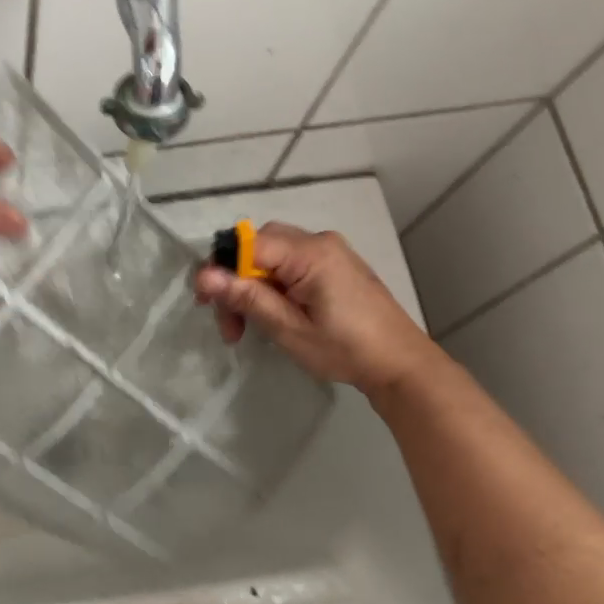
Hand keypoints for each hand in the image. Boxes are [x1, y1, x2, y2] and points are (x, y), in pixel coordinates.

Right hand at [194, 223, 441, 395]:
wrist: (398, 361)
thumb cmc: (344, 349)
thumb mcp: (288, 328)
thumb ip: (247, 298)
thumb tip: (205, 276)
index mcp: (311, 253)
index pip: (249, 243)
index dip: (221, 268)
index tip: (205, 303)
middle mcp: (320, 242)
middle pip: (258, 246)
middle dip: (234, 281)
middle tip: (229, 323)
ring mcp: (329, 252)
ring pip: (271, 256)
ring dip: (250, 287)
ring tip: (245, 328)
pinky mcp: (333, 266)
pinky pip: (289, 265)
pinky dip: (271, 287)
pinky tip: (269, 315)